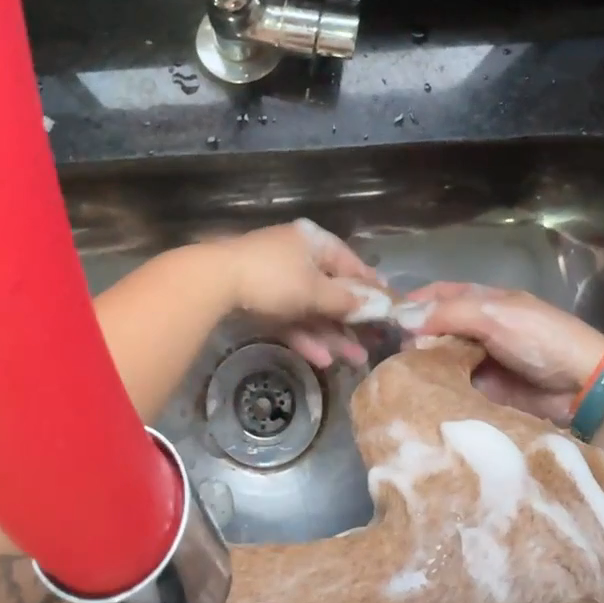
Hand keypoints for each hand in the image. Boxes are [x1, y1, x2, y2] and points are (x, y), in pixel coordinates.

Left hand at [207, 219, 390, 368]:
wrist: (214, 283)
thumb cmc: (273, 278)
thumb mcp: (315, 290)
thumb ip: (347, 300)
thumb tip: (377, 304)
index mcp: (313, 242)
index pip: (350, 262)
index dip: (370, 287)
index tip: (388, 308)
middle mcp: (297, 256)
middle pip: (331, 289)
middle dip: (351, 321)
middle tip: (372, 346)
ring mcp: (277, 279)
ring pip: (311, 308)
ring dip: (332, 334)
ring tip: (354, 360)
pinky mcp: (260, 299)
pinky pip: (290, 318)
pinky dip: (306, 336)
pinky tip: (322, 360)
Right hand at [402, 282, 603, 424]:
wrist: (585, 387)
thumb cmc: (540, 339)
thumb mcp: (494, 316)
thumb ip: (448, 314)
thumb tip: (401, 318)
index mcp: (484, 301)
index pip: (439, 295)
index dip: (413, 303)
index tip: (384, 319)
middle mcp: (480, 328)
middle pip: (436, 329)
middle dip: (414, 339)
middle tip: (388, 355)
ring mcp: (483, 361)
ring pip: (443, 359)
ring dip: (424, 367)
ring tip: (396, 379)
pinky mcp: (487, 393)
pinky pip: (456, 388)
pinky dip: (440, 391)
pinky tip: (419, 398)